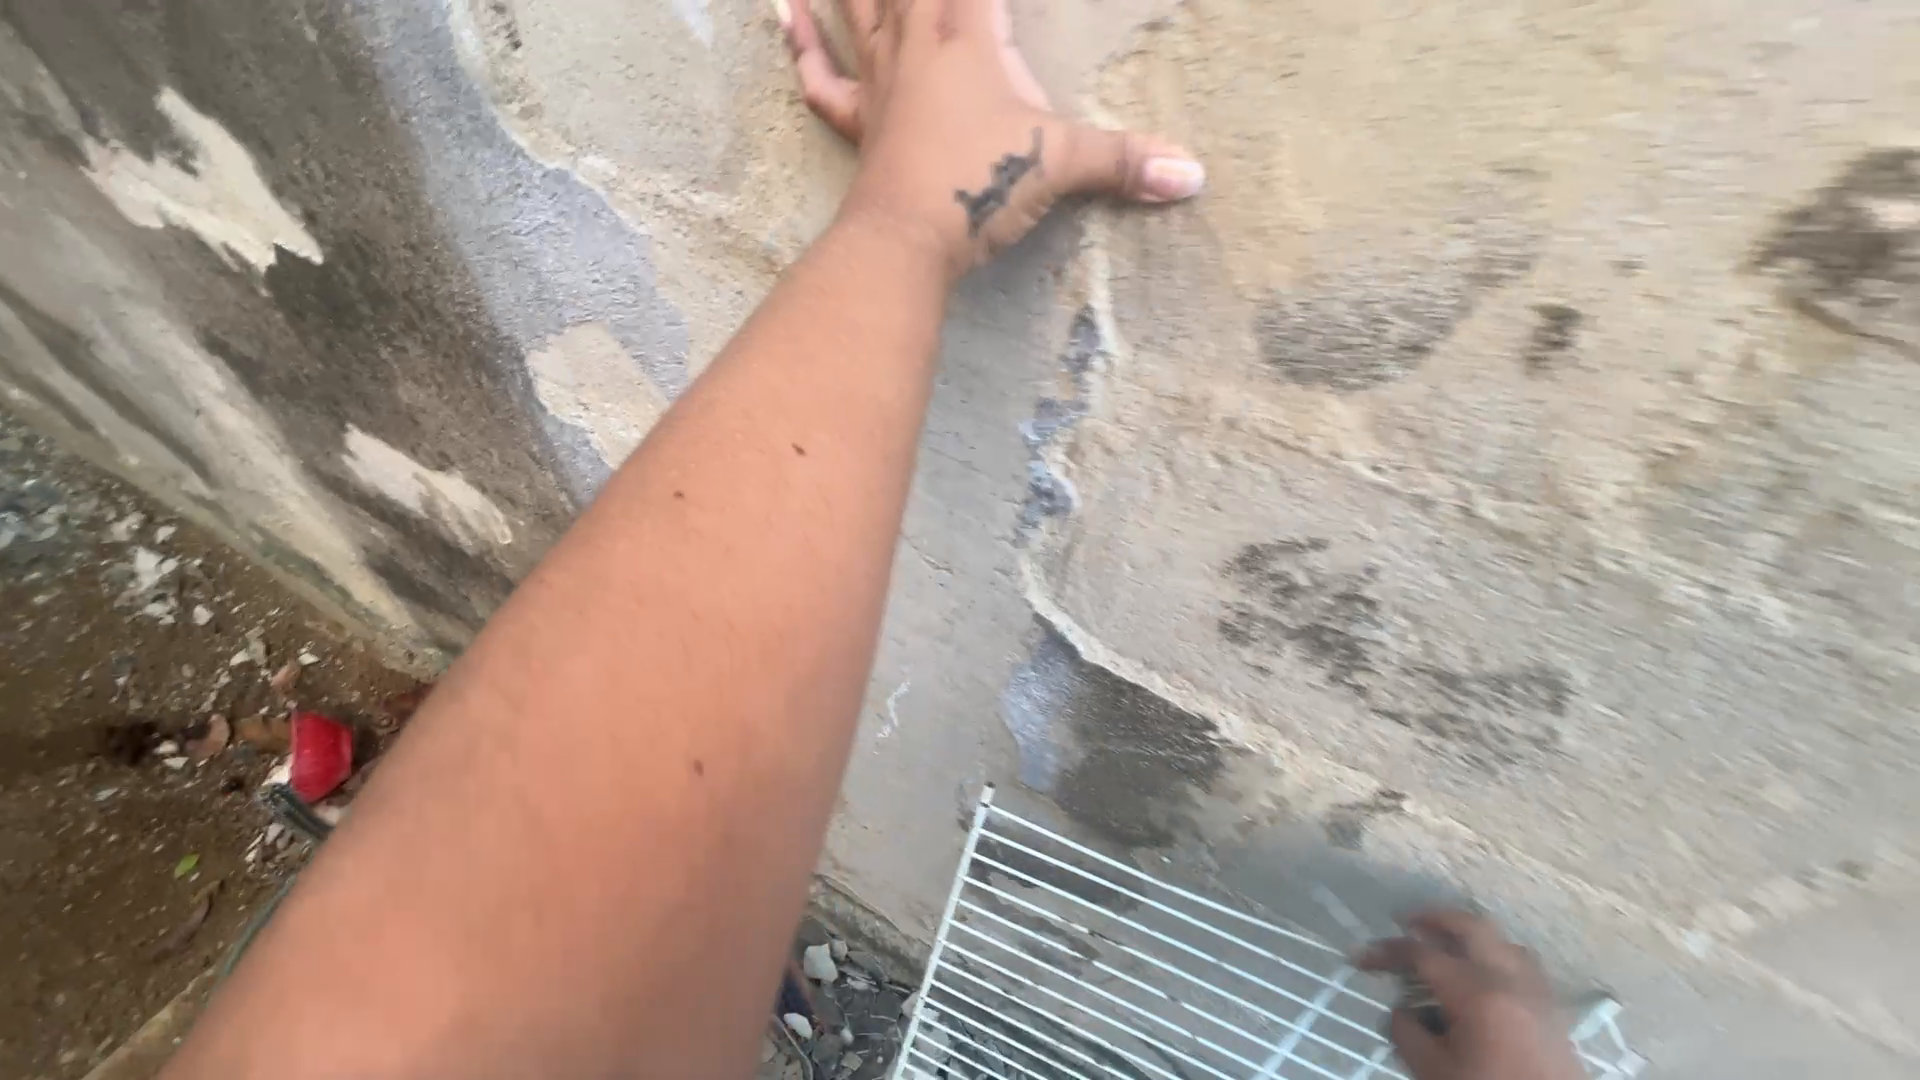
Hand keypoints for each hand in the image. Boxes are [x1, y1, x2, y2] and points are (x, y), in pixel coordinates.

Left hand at [778, 0, 1205, 276]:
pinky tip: (782, 14)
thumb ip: (1124, 161)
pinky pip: (823, 76)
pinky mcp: (860, 123)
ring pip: (856, 4)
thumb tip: (1192, 176)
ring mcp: (881, 79)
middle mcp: (916, 38)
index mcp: (964, 28)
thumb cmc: (975, 189)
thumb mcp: (1058, 166)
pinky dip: (800, 45)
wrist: (905, 243)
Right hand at [1356, 910, 1585, 1079]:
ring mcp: (1537, 997)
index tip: (1361, 959)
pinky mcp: (1554, 1017)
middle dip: (1433, 918)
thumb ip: (1406, 1032)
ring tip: (1448, 947)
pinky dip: (1498, 958)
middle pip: (1470, 927)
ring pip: (1504, 942)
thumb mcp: (1432, 1072)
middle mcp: (1509, 982)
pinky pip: (1524, 967)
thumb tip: (1404, 1012)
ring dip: (1471, 937)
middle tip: (1407, 924)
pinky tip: (1484, 979)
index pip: (1420, 954)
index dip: (1386, 951)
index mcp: (1475, 993)